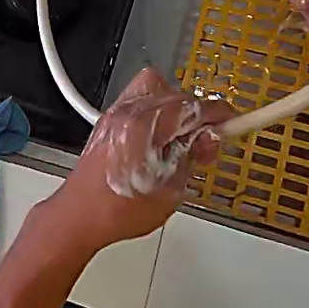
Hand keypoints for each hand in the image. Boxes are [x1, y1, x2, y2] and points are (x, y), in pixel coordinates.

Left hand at [38, 68, 233, 254]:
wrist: (77, 218)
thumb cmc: (116, 211)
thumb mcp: (170, 190)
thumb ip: (192, 158)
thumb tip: (208, 140)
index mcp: (146, 128)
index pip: (194, 107)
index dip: (219, 114)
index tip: (232, 121)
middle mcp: (129, 113)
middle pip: (178, 95)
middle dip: (198, 115)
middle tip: (206, 142)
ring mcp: (117, 113)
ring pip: (157, 89)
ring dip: (177, 108)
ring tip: (182, 136)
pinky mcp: (110, 120)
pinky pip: (140, 98)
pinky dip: (157, 110)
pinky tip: (161, 136)